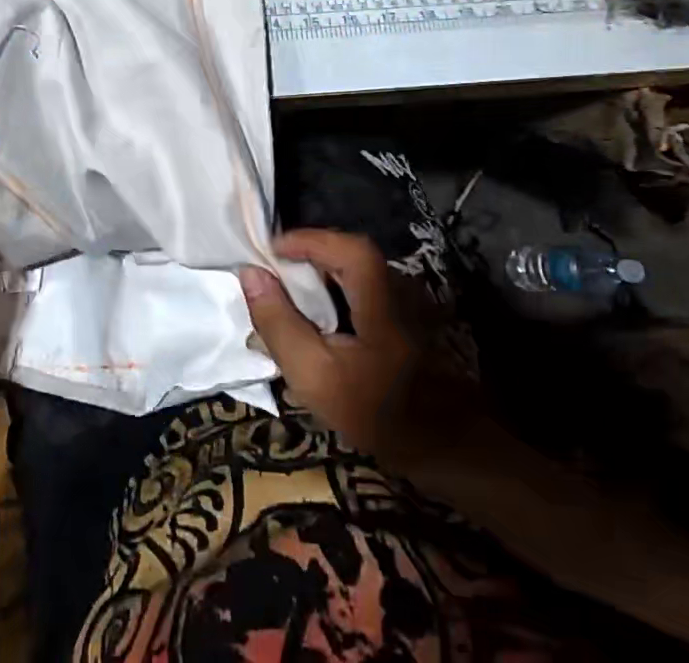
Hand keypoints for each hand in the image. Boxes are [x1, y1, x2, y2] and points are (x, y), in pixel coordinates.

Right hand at [240, 229, 429, 461]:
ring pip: (357, 272)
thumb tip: (250, 274)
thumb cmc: (373, 412)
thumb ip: (278, 322)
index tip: (271, 250)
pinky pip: (365, 289)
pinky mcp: (409, 317)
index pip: (348, 248)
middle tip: (274, 274)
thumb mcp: (312, 373)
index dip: (309, 240)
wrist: (438, 448)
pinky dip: (336, 292)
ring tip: (289, 297)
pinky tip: (319, 319)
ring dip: (321, 275)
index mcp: (382, 301)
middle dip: (308, 257)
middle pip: (350, 255)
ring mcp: (410, 303)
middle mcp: (401, 291)